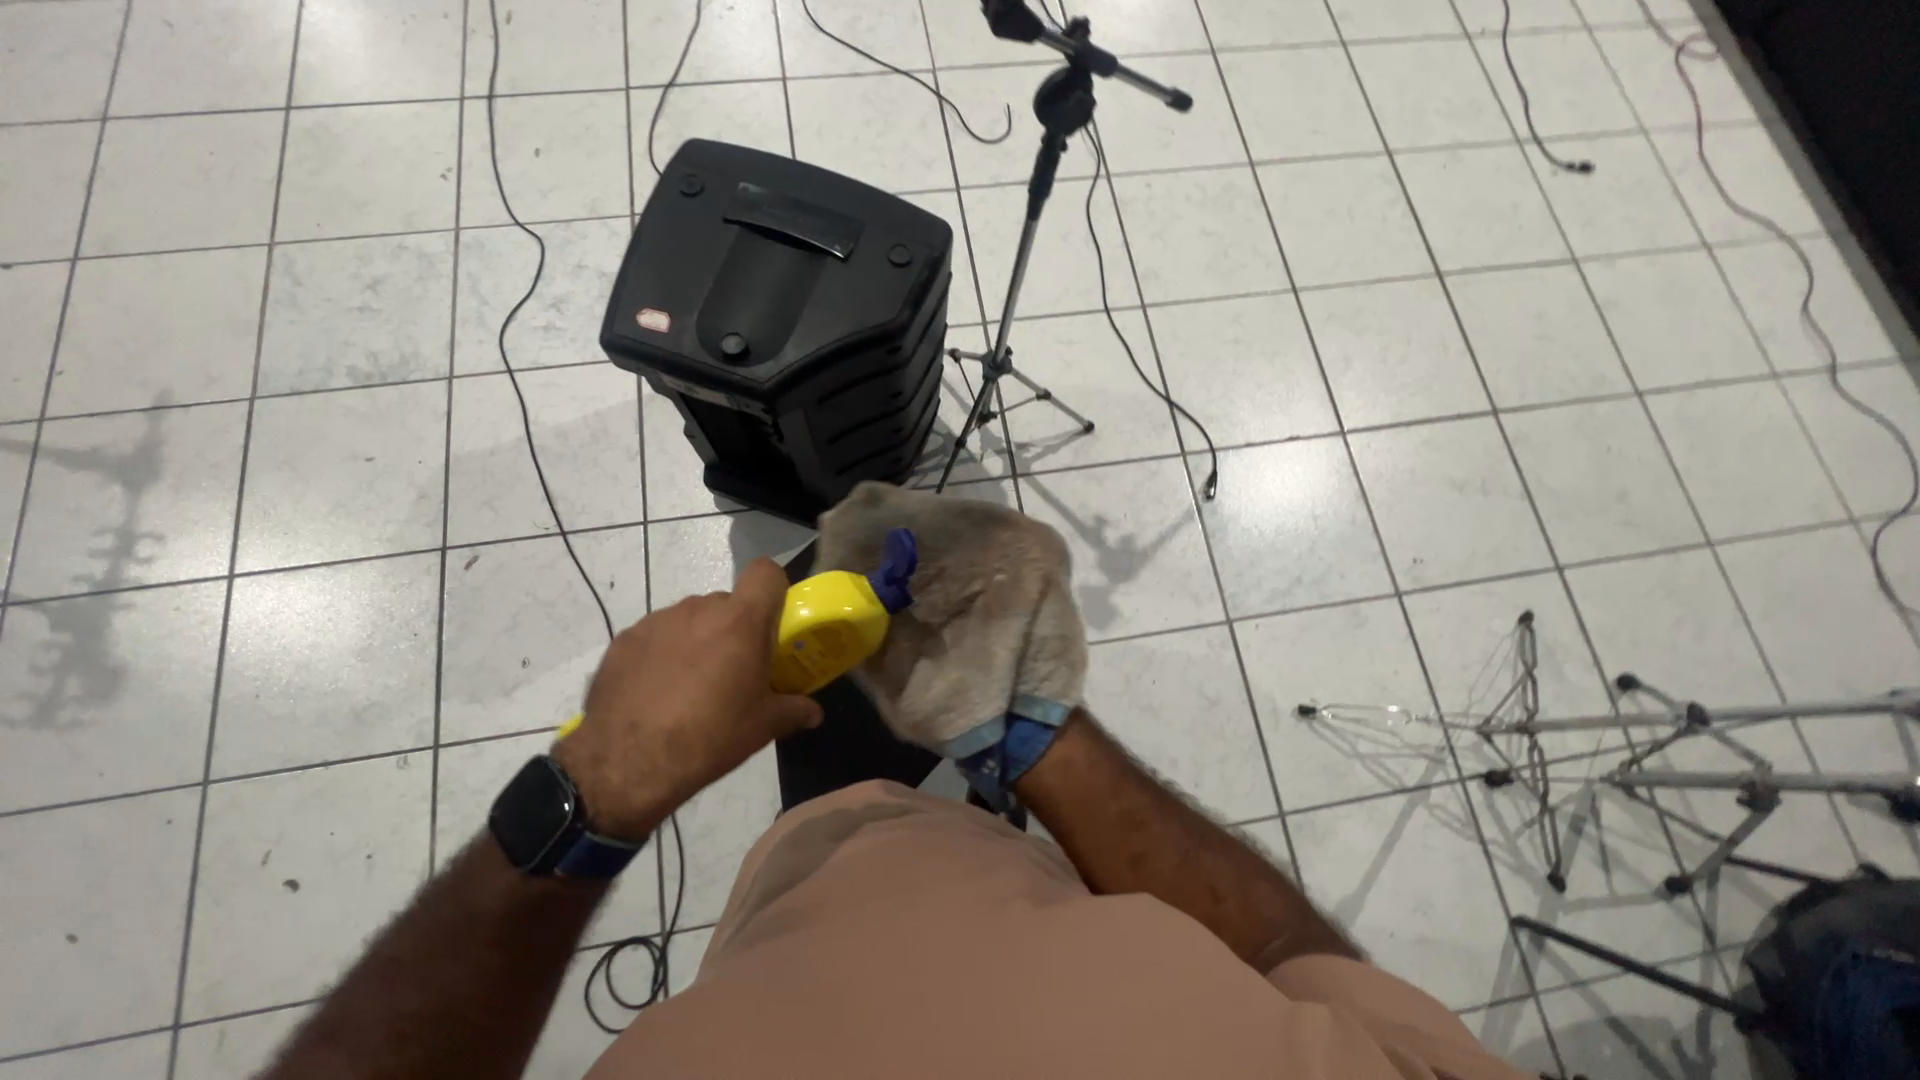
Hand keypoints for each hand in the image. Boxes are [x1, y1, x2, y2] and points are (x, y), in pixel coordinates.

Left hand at [552, 558, 823, 842]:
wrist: (626, 762)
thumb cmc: (710, 737)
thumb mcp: (762, 727)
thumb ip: (795, 711)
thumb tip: (815, 713)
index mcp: (741, 621)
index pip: (765, 572)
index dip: (773, 590)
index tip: (772, 623)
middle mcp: (699, 609)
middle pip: (727, 602)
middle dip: (734, 628)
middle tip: (733, 669)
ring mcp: (657, 621)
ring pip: (690, 618)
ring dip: (697, 640)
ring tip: (690, 685)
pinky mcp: (624, 639)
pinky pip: (656, 636)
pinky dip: (662, 655)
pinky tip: (657, 692)